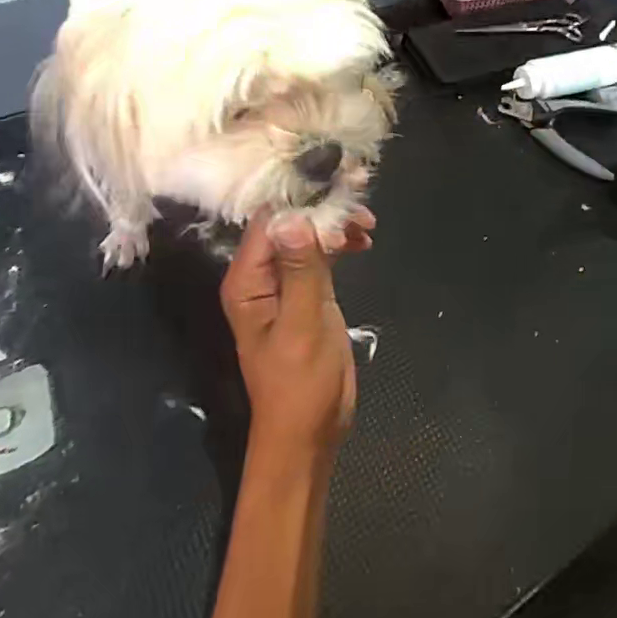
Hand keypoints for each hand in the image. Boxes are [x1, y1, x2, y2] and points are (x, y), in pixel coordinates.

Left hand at [218, 210, 373, 460]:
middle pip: (289, 224)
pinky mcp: (308, 294)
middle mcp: (261, 276)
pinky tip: (364, 242)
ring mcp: (285, 284)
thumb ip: (301, 272)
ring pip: (308, 237)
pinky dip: (341, 244)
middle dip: (323, 208)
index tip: (337, 185)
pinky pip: (321, 256)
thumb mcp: (303, 327)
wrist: (309, 432)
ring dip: (336, 225)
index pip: (268, 222)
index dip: (301, 199)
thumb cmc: (300, 385)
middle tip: (362, 205)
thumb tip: (296, 219)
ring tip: (368, 224)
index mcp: (247, 282)